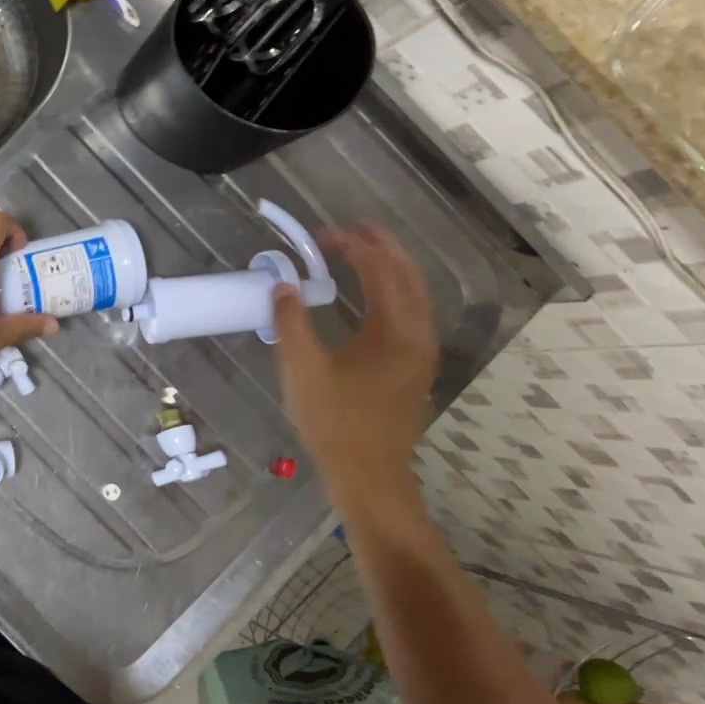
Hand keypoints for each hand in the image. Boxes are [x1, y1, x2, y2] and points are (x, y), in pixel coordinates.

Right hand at [272, 224, 437, 501]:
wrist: (370, 474)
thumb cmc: (335, 423)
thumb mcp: (302, 372)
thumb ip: (291, 323)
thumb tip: (283, 285)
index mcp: (395, 330)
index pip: (380, 270)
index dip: (354, 246)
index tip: (322, 236)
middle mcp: (418, 334)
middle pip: (407, 274)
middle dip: (380, 245)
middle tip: (349, 229)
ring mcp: (421, 351)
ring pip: (413, 293)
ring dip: (388, 266)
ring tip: (358, 251)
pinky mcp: (414, 366)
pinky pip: (409, 311)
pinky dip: (390, 290)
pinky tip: (367, 296)